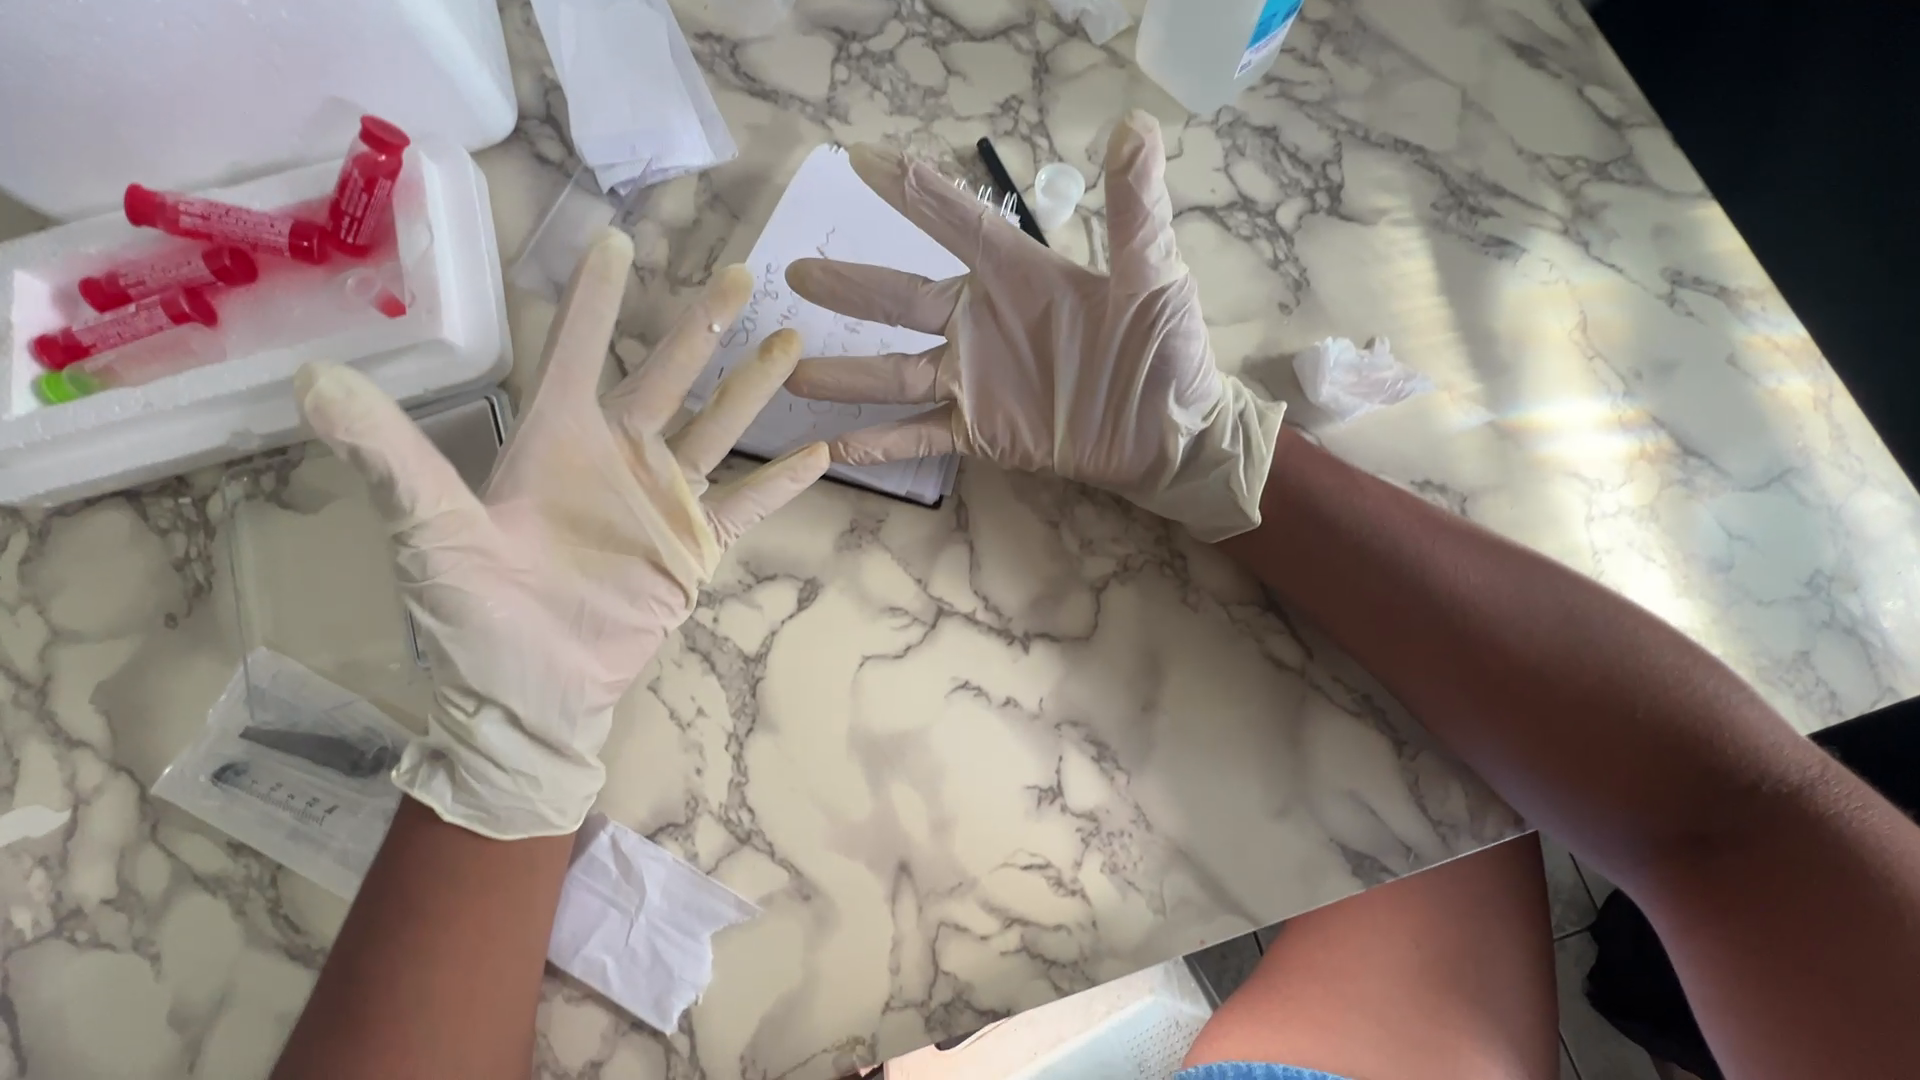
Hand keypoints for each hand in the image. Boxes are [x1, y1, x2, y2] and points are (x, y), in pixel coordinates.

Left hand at [294, 230, 828, 839]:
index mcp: (552, 445)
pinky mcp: (693, 549)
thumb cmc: (475, 620)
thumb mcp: (431, 538)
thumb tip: (311, 380)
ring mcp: (661, 503)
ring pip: (716, 431)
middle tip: (744, 273)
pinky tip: (818, 454)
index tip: (617, 240)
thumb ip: (392, 460)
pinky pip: (743, 508)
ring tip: (793, 344)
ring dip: (753, 389)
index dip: (595, 300)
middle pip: (665, 379)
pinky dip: (778, 485)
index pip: (575, 354)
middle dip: (702, 327)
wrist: (531, 697)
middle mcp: (614, 461)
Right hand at [782, 110, 1284, 541]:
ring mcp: (977, 382)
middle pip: (903, 299)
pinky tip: (834, 449)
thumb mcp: (1155, 278)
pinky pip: (921, 436)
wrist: (1173, 438)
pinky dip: (880, 444)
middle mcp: (984, 325)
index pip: (956, 223)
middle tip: (795, 273)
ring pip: (896, 372)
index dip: (910, 191)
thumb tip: (1135, 126)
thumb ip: (1135, 212)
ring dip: (846, 373)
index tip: (858, 158)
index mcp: (1020, 277)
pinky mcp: (982, 432)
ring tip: (791, 369)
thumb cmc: (1166, 354)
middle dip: (851, 285)